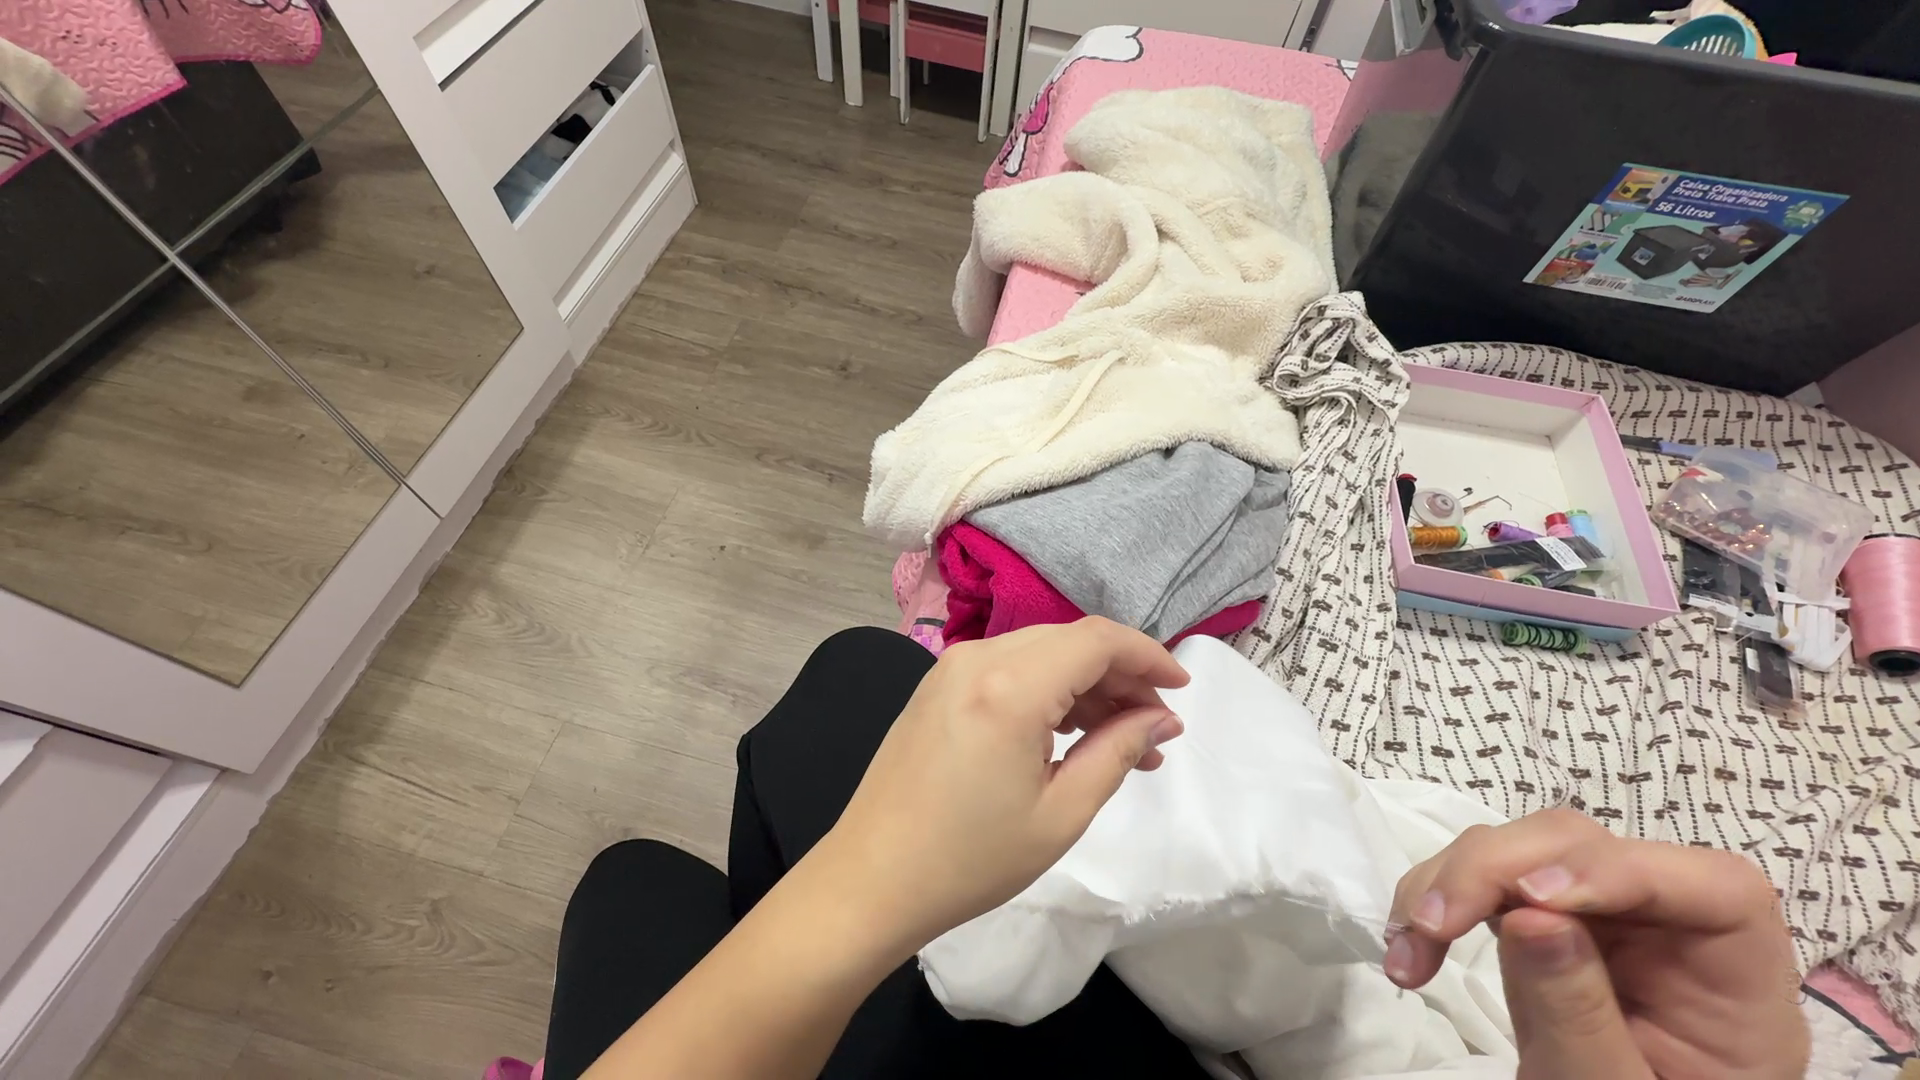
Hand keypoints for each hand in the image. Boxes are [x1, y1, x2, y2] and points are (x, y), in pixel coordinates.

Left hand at [812, 617, 1189, 953]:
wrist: (872, 878)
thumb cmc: (971, 858)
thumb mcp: (1062, 812)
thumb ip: (1118, 751)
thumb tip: (1161, 718)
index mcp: (1010, 685)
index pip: (1096, 640)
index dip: (1147, 656)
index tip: (1181, 688)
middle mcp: (977, 658)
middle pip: (1069, 642)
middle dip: (1120, 675)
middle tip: (1156, 726)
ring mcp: (949, 668)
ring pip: (1039, 653)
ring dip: (1085, 686)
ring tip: (1122, 742)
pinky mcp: (936, 686)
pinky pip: (1007, 670)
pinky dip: (1047, 691)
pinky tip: (1069, 734)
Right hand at [1385, 808, 1807, 1078]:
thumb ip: (1577, 1016)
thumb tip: (1528, 916)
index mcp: (1732, 988)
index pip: (1713, 888)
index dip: (1619, 871)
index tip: (1530, 900)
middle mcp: (1666, 931)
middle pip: (1582, 844)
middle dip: (1494, 869)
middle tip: (1432, 924)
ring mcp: (1598, 919)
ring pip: (1519, 847)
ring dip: (1449, 883)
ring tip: (1405, 947)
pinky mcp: (1540, 918)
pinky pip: (1483, 877)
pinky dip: (1436, 897)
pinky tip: (1408, 943)